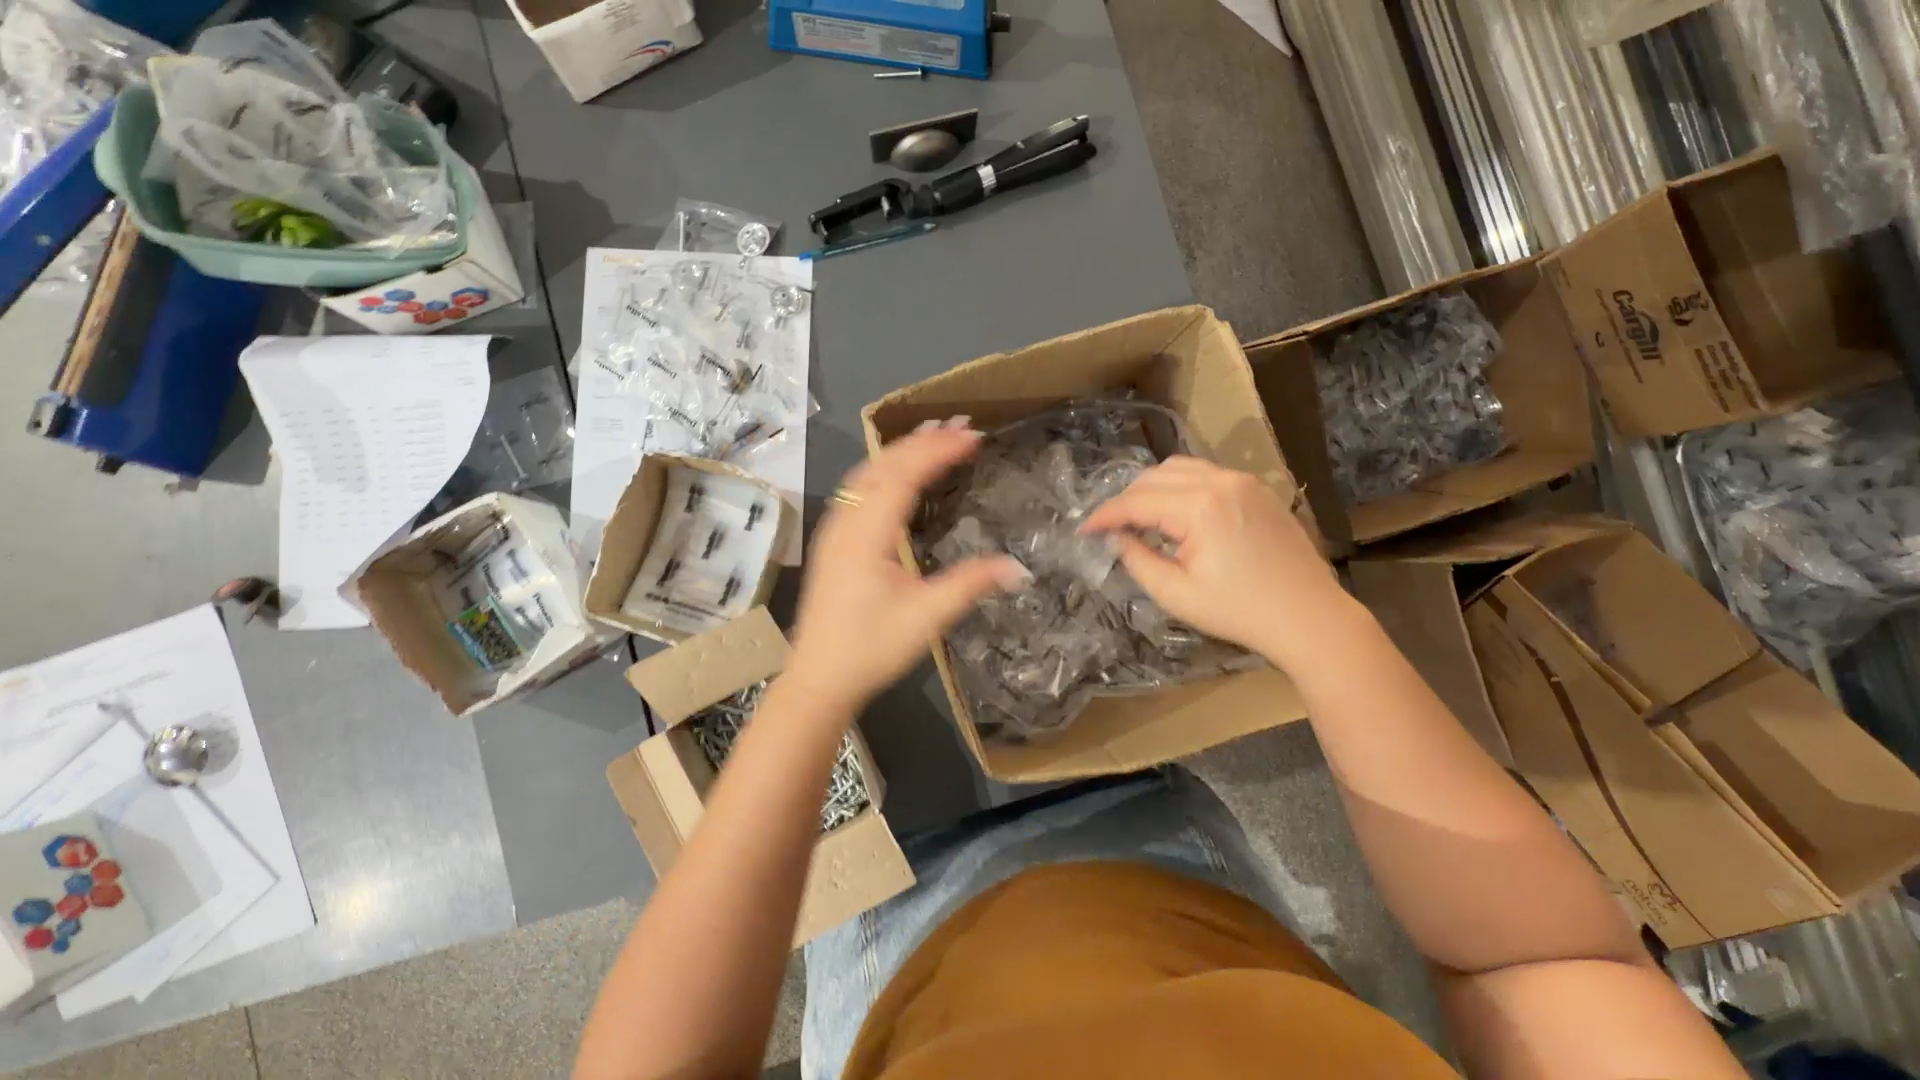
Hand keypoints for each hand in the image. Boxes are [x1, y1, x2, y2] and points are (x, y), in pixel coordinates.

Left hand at [786, 421, 1027, 711]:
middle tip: (959, 426)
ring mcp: (834, 532)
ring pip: (866, 475)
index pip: (905, 474)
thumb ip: (971, 585)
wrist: (819, 678)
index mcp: (867, 532)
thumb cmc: (871, 648)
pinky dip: (884, 471)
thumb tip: (1019, 568)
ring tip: (933, 437)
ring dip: (900, 453)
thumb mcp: (927, 618)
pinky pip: (858, 491)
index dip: (939, 451)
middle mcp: (846, 522)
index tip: (973, 435)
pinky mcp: (833, 545)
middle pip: (883, 466)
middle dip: (921, 441)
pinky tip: (898, 476)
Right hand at [1079, 456, 1350, 667]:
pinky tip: (1176, 514)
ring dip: (1153, 488)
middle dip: (1127, 499)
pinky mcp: (1257, 489)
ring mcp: (1243, 481)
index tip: (1084, 530)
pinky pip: (1207, 475)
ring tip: (1140, 518)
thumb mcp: (1176, 594)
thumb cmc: (1239, 612)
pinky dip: (1181, 487)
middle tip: (1111, 528)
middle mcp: (1221, 482)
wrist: (1308, 616)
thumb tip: (1116, 537)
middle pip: (1155, 476)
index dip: (1105, 515)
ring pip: (1180, 468)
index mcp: (1199, 508)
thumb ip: (1137, 559)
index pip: (1136, 501)